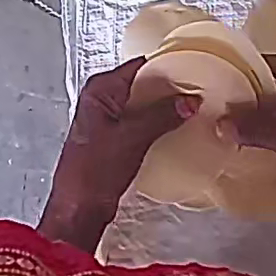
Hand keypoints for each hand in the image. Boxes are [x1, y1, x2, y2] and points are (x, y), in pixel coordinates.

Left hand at [38, 58, 192, 251]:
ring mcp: (108, 118)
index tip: (191, 70)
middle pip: (142, 83)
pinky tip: (175, 126)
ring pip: (143, 103)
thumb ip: (163, 115)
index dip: (165, 67)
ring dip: (163, 106)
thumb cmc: (94, 170)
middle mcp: (101, 98)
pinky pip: (141, 120)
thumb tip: (190, 101)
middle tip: (196, 90)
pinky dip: (157, 121)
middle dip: (167, 87)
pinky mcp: (115, 136)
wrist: (79, 210)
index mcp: (100, 89)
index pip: (139, 66)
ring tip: (190, 107)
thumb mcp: (134, 137)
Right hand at [230, 55, 275, 216]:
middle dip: (247, 92)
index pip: (262, 62)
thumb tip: (218, 122)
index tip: (214, 95)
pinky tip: (260, 127)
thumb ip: (255, 127)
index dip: (237, 78)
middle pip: (271, 73)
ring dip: (262, 104)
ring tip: (233, 121)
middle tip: (219, 110)